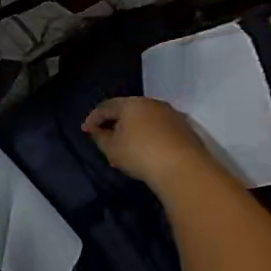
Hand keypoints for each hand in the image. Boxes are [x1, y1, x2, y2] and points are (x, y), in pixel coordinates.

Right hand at [81, 96, 221, 190]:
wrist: (182, 167)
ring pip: (146, 117)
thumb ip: (100, 137)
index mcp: (131, 104)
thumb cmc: (139, 154)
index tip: (86, 130)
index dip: (94, 118)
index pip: (107, 106)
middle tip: (106, 134)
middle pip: (128, 109)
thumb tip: (98, 130)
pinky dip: (150, 134)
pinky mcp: (185, 128)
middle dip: (115, 121)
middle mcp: (152, 103)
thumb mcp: (111, 148)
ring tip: (127, 143)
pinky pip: (160, 127)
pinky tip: (147, 148)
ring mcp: (171, 114)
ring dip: (134, 127)